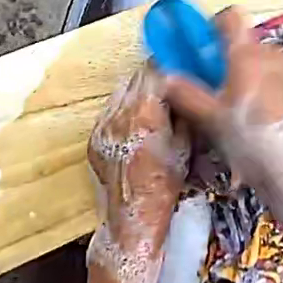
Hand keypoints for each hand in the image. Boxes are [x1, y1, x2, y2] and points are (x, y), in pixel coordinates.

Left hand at [87, 69, 189, 273]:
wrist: (132, 219)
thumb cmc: (165, 183)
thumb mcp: (185, 144)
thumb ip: (184, 111)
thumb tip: (188, 87)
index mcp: (145, 112)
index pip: (155, 71)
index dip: (170, 65)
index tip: (182, 64)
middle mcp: (119, 113)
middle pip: (138, 76)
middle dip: (155, 74)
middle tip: (172, 80)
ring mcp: (103, 124)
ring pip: (123, 89)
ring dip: (139, 88)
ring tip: (155, 99)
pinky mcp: (94, 135)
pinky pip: (111, 108)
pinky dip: (125, 106)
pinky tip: (138, 118)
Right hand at [160, 8, 282, 233]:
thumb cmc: (253, 145)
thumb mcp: (213, 123)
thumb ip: (188, 94)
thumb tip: (165, 74)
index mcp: (247, 55)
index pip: (230, 17)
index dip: (212, 28)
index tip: (200, 54)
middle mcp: (273, 54)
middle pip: (245, 44)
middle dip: (227, 63)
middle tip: (216, 96)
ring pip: (262, 63)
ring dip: (249, 78)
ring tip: (241, 114)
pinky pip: (280, 79)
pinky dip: (269, 90)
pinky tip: (266, 121)